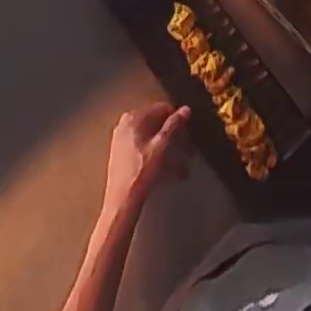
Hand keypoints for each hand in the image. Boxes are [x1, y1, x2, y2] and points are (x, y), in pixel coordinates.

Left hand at [102, 103, 189, 217]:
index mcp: (133, 118)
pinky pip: (144, 148)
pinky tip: (168, 172)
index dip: (178, 121)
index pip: (162, 109)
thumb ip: (173, 125)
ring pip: (152, 139)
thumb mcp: (162, 147)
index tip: (189, 136)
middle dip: (176, 140)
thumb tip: (186, 109)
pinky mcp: (121, 153)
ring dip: (169, 151)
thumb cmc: (142, 171)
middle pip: (158, 125)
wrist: (121, 201)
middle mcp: (125, 124)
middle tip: (189, 154)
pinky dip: (158, 156)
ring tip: (182, 170)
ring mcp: (121, 138)